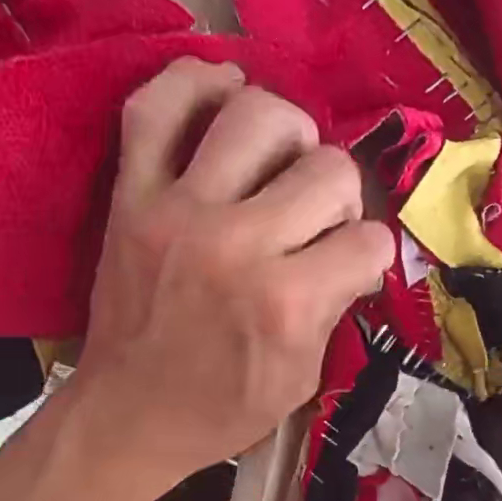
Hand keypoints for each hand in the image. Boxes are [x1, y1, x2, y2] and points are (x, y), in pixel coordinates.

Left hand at [75, 57, 393, 483]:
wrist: (130, 417)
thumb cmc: (222, 412)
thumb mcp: (300, 380)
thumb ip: (334, 311)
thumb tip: (355, 255)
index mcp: (286, 304)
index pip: (368, 242)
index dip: (371, 254)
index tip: (353, 266)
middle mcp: (239, 245)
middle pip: (329, 169)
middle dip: (341, 195)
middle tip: (318, 220)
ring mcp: (179, 212)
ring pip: (257, 116)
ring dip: (290, 132)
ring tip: (284, 159)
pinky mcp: (132, 198)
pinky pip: (156, 107)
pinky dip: (194, 83)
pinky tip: (225, 92)